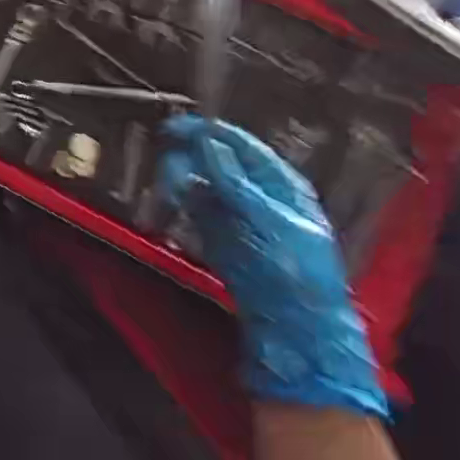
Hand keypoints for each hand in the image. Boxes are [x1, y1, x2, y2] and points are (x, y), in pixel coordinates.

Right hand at [158, 115, 387, 417]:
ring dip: (180, 179)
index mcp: (278, 182)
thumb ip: (236, 181)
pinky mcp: (219, 238)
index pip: (240, 144)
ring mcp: (236, 215)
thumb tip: (208, 141)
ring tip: (166, 189)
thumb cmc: (293, 270)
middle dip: (188, 156)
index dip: (207, 132)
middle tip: (164, 158)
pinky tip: (166, 205)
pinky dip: (178, 203)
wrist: (296, 333)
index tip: (174, 127)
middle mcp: (255, 192)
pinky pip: (195, 209)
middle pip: (216, 160)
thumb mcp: (268, 220)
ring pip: (201, 182)